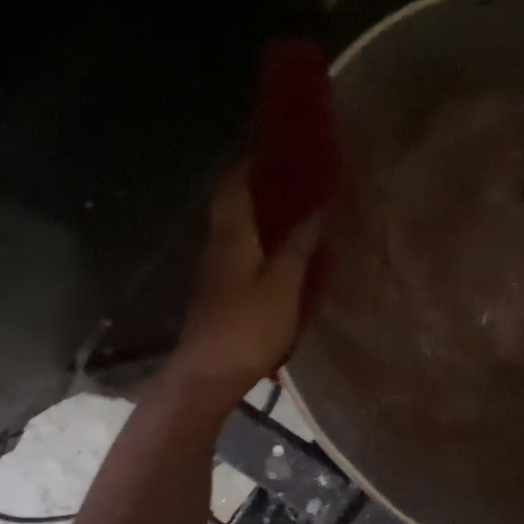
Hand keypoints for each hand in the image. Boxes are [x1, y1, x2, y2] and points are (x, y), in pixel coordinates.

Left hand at [165, 164, 321, 402]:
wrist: (208, 376)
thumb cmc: (247, 327)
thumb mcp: (283, 286)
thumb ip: (297, 246)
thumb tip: (315, 210)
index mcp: (231, 236)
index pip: (233, 186)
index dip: (248, 162)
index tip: (272, 146)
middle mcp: (217, 246)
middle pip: (232, 205)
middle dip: (257, 186)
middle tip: (292, 176)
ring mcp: (215, 271)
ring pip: (236, 229)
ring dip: (259, 214)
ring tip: (293, 207)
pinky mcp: (218, 293)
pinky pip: (240, 252)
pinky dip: (259, 241)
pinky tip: (280, 249)